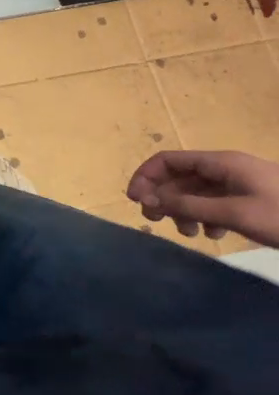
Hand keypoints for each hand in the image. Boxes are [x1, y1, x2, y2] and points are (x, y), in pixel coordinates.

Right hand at [127, 150, 278, 246]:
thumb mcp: (234, 214)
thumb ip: (187, 205)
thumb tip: (147, 198)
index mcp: (222, 163)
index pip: (167, 160)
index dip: (145, 177)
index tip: (136, 200)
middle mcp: (229, 168)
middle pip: (181, 176)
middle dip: (164, 197)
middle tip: (155, 219)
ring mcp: (245, 184)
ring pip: (198, 191)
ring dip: (184, 209)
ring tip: (187, 232)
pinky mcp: (257, 200)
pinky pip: (219, 201)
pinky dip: (207, 215)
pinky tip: (213, 233)